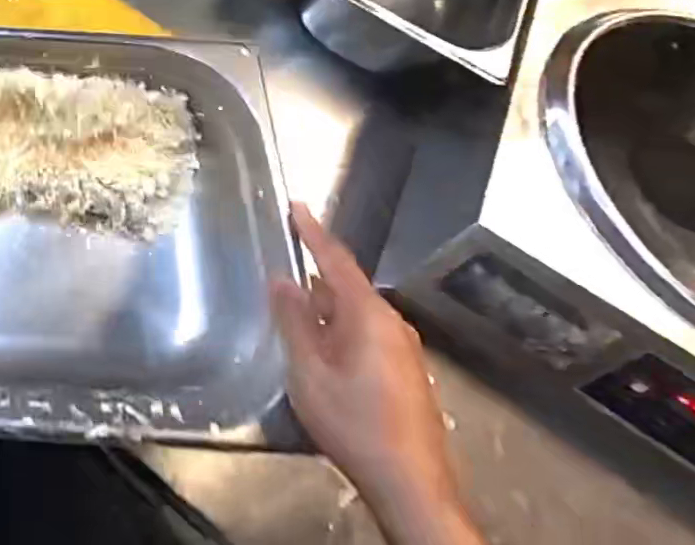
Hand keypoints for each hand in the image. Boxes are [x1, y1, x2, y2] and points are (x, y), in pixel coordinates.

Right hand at [273, 204, 479, 544]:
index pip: (336, 260)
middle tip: (282, 267)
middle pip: (346, 286)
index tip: (297, 205)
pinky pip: (364, 333)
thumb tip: (282, 279)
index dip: (313, 231)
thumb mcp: (309, 370)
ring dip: (324, 307)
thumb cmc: (355, 422)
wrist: (413, 489)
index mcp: (369, 316)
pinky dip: (338, 328)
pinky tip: (320, 348)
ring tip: (293, 311)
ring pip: (354, 312)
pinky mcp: (404, 373)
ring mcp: (402, 350)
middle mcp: (392, 325)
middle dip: (313, 276)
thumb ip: (294, 320)